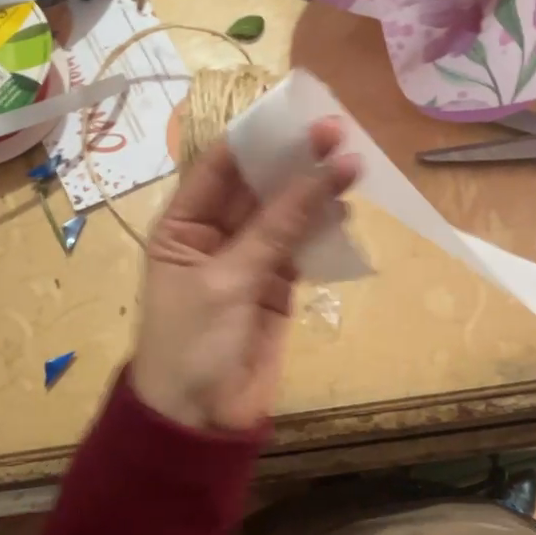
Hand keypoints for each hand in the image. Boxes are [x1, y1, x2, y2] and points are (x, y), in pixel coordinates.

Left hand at [130, 118, 359, 431]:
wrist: (200, 421)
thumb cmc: (193, 344)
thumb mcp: (228, 280)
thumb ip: (277, 226)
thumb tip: (327, 170)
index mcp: (182, 224)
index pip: (219, 167)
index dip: (257, 139)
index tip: (297, 114)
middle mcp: (216, 234)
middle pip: (258, 185)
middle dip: (294, 160)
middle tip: (338, 131)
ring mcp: (250, 260)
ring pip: (286, 213)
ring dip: (315, 191)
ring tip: (353, 164)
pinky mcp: (279, 286)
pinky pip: (303, 246)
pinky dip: (324, 229)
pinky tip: (346, 209)